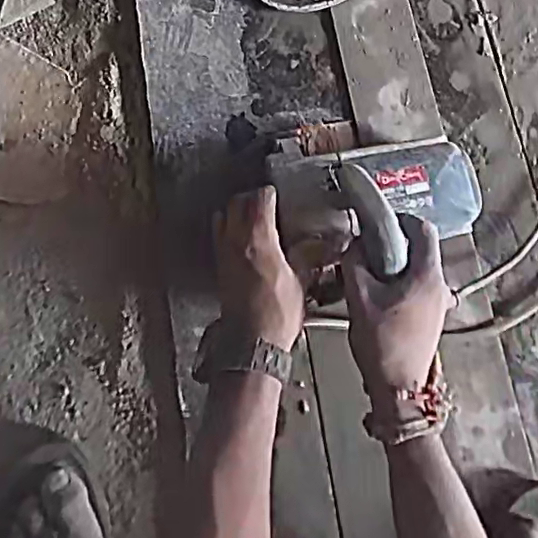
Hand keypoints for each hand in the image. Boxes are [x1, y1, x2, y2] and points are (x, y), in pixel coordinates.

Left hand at [213, 186, 306, 347]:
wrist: (252, 343)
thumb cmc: (276, 316)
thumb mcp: (300, 281)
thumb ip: (307, 256)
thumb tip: (319, 244)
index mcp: (258, 240)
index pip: (259, 201)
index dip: (269, 193)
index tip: (276, 193)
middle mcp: (236, 242)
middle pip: (237, 203)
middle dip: (250, 198)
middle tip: (265, 200)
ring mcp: (224, 254)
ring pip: (223, 216)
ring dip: (235, 211)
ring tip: (251, 215)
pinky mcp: (219, 267)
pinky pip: (218, 236)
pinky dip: (227, 228)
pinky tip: (241, 238)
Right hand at [342, 214, 449, 402]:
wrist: (399, 389)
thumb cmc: (382, 342)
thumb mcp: (359, 297)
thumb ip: (354, 263)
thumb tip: (354, 244)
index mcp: (428, 276)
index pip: (424, 229)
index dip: (400, 219)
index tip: (377, 223)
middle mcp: (441, 285)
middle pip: (422, 248)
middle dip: (394, 242)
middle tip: (367, 246)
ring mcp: (440, 303)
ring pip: (419, 268)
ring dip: (396, 263)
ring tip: (369, 270)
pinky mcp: (433, 316)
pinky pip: (419, 286)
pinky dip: (401, 280)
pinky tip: (379, 293)